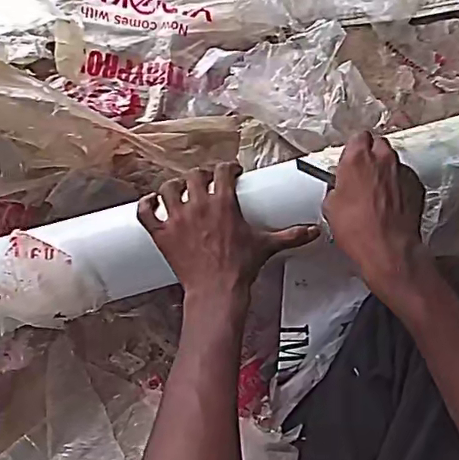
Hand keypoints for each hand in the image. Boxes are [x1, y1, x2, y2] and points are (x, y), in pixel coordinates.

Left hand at [138, 163, 319, 303]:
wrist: (216, 290)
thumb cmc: (239, 268)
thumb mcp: (266, 247)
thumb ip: (290, 235)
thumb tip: (313, 231)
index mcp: (223, 203)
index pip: (222, 171)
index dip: (227, 168)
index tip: (230, 172)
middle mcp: (198, 205)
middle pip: (194, 176)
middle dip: (200, 176)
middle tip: (204, 182)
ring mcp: (177, 219)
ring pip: (168, 189)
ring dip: (173, 187)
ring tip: (178, 191)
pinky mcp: (161, 234)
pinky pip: (145, 212)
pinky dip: (145, 205)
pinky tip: (151, 204)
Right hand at [323, 132, 430, 297]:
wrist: (388, 247)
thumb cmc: (360, 228)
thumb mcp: (331, 208)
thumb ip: (336, 189)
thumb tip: (338, 192)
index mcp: (357, 159)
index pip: (357, 138)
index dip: (353, 149)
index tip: (349, 160)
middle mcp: (383, 159)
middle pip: (377, 145)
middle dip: (370, 157)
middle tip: (361, 175)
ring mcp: (402, 172)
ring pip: (392, 163)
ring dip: (384, 173)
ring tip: (375, 194)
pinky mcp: (416, 186)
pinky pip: (405, 180)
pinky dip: (398, 187)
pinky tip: (388, 205)